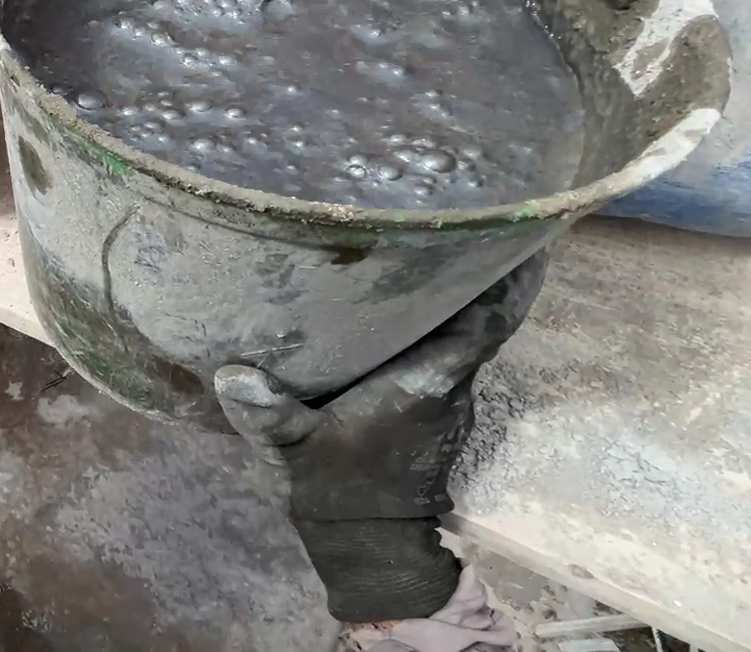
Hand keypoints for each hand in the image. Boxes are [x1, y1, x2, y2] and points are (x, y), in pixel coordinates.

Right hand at [214, 251, 547, 622]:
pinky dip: (449, 314)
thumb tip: (233, 376)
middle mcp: (447, 383)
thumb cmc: (336, 488)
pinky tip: (415, 289)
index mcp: (424, 385)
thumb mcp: (292, 449)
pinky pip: (451, 344)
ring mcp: (445, 394)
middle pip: (485, 315)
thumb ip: (269, 414)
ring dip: (467, 289)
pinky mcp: (432, 402)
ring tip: (440, 234)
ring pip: (470, 330)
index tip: (518, 229)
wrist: (369, 540)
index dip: (503, 279)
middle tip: (471, 210)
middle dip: (487, 267)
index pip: (482, 325)